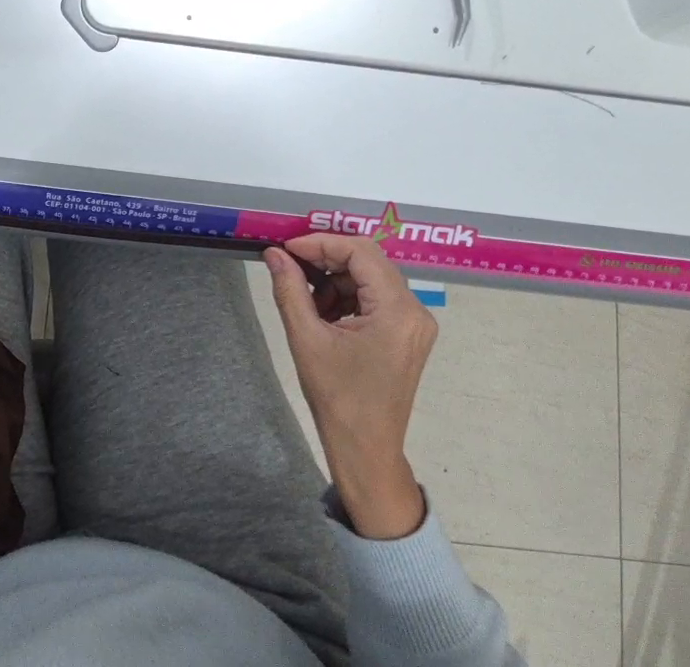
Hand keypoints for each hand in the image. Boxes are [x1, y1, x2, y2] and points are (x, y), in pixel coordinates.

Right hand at [264, 234, 436, 539]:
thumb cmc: (336, 396)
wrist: (364, 447)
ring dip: (335, 280)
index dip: (320, 243)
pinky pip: (375, 298)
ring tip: (305, 301)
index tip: (285, 249)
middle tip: (288, 265)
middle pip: (369, 261)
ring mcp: (415, 323)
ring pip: (370, 278)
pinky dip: (347, 297)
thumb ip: (290, 289)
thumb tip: (274, 254)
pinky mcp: (407, 334)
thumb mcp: (306, 338)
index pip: (361, 252)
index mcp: (397, 310)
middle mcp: (415, 310)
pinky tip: (323, 315)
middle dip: (326, 259)